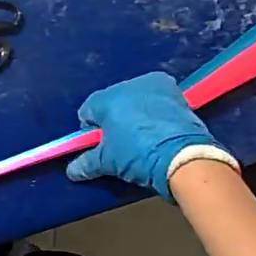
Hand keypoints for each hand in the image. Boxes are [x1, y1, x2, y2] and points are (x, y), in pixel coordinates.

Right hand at [65, 71, 231, 200]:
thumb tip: (72, 170)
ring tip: (145, 137)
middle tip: (123, 144)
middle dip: (115, 119)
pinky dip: (155, 109)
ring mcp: (153, 84)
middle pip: (113, 102)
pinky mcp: (174, 89)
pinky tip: (162, 128)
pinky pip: (156, 98)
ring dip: (136, 112)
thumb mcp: (108, 162)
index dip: (92, 130)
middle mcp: (128, 84)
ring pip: (135, 99)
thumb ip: (87, 163)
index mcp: (107, 99)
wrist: (183, 154)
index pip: (89, 111)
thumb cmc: (138, 155)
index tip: (101, 146)